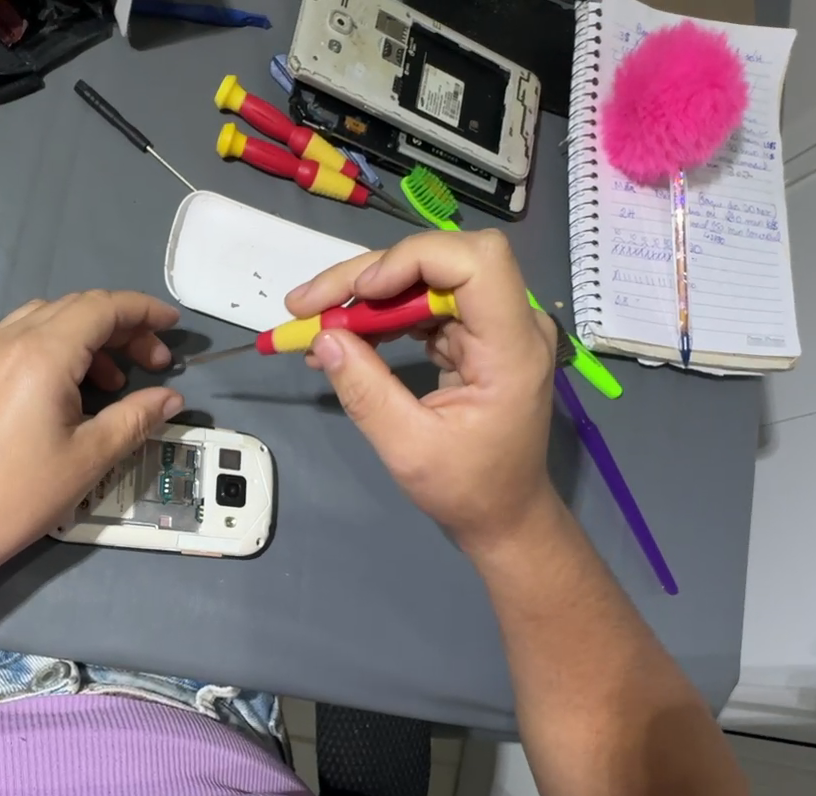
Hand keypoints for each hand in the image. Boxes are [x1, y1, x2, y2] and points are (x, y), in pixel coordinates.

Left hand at [0, 290, 183, 567]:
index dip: (143, 311)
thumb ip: (136, 418)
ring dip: (88, 338)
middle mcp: (8, 339)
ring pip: (45, 319)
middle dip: (121, 328)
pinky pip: (19, 338)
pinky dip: (54, 348)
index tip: (172, 326)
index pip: (102, 308)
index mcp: (42, 353)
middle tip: (153, 364)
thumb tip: (171, 398)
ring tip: (112, 384)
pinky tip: (66, 389)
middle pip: (75, 309)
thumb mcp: (91, 457)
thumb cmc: (22, 494)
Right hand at [285, 230, 559, 553]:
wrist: (502, 515)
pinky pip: (422, 307)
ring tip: (310, 322)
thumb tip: (322, 338)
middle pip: (440, 264)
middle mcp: (511, 323)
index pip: (475, 262)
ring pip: (424, 280)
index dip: (413, 260)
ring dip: (365, 297)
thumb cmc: (466, 490)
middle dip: (368, 277)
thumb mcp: (408, 448)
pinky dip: (379, 317)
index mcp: (511, 348)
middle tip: (304, 305)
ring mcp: (493, 327)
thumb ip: (365, 391)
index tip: (359, 293)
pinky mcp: (474, 337)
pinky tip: (341, 338)